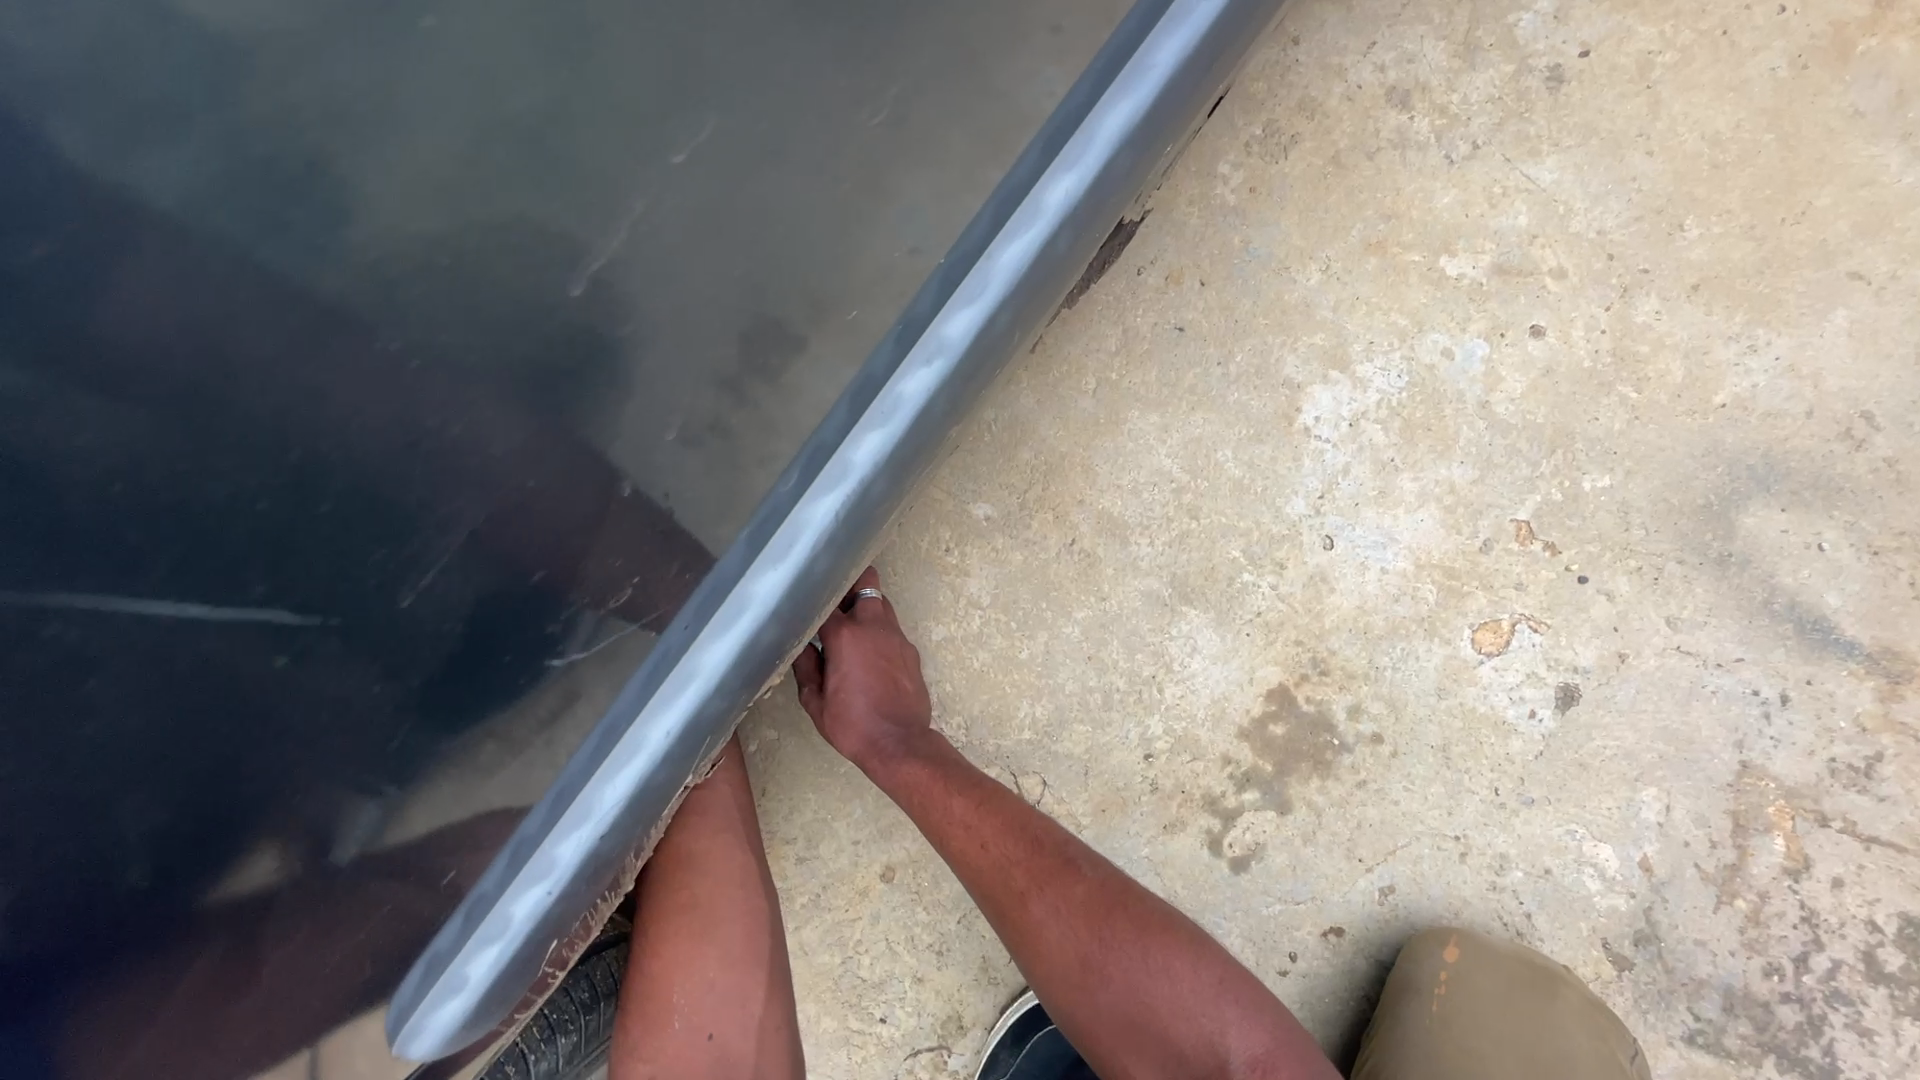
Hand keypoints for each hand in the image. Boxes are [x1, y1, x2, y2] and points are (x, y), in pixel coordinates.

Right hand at [790, 567, 935, 772]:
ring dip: (867, 608)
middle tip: (834, 604)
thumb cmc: (853, 725)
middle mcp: (874, 627)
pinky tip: (870, 656)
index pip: (825, 600)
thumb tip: (802, 647)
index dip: (814, 599)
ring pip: (882, 603)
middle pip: (866, 581)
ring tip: (851, 629)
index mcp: (845, 635)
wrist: (899, 744)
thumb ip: (805, 667)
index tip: (806, 603)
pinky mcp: (911, 651)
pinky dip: (880, 633)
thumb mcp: (815, 702)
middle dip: (850, 585)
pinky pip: (893, 629)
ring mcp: (897, 637)